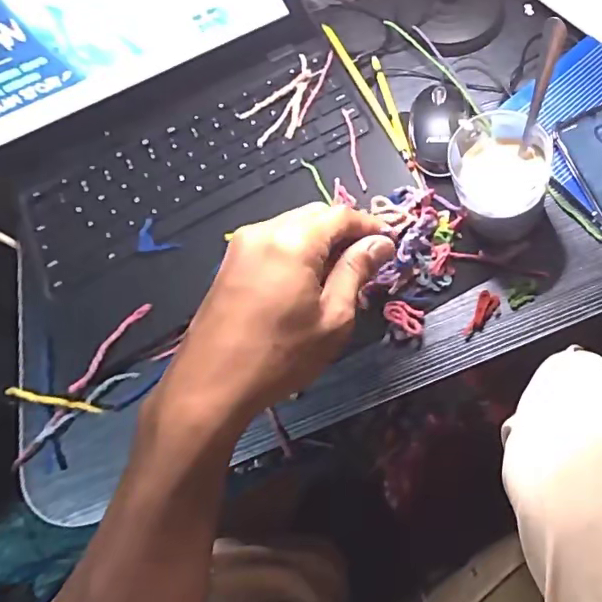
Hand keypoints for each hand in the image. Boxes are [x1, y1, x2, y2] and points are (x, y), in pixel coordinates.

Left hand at [146, 204, 393, 443]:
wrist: (209, 387)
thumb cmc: (280, 356)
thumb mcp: (333, 317)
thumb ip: (357, 271)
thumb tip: (380, 243)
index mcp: (293, 241)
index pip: (342, 215)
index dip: (371, 224)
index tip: (392, 243)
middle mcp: (265, 231)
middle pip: (317, 214)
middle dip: (347, 230)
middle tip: (371, 258)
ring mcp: (243, 245)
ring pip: (295, 225)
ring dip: (323, 239)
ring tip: (344, 271)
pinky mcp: (231, 262)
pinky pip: (276, 240)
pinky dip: (300, 249)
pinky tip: (312, 277)